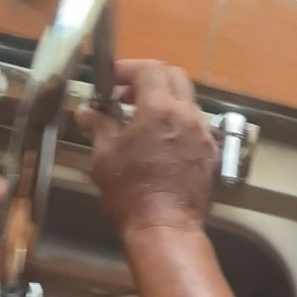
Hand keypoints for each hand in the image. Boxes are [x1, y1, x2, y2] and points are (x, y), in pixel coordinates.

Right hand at [78, 59, 218, 239]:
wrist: (165, 227)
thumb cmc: (129, 192)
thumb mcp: (104, 156)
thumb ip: (99, 126)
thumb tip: (86, 111)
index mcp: (160, 109)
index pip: (150, 69)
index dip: (129, 69)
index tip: (112, 81)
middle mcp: (187, 116)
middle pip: (175, 77)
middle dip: (150, 79)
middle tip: (127, 96)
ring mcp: (203, 134)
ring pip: (188, 101)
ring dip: (166, 100)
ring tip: (143, 119)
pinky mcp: (210, 153)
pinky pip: (196, 125)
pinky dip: (178, 122)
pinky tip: (162, 141)